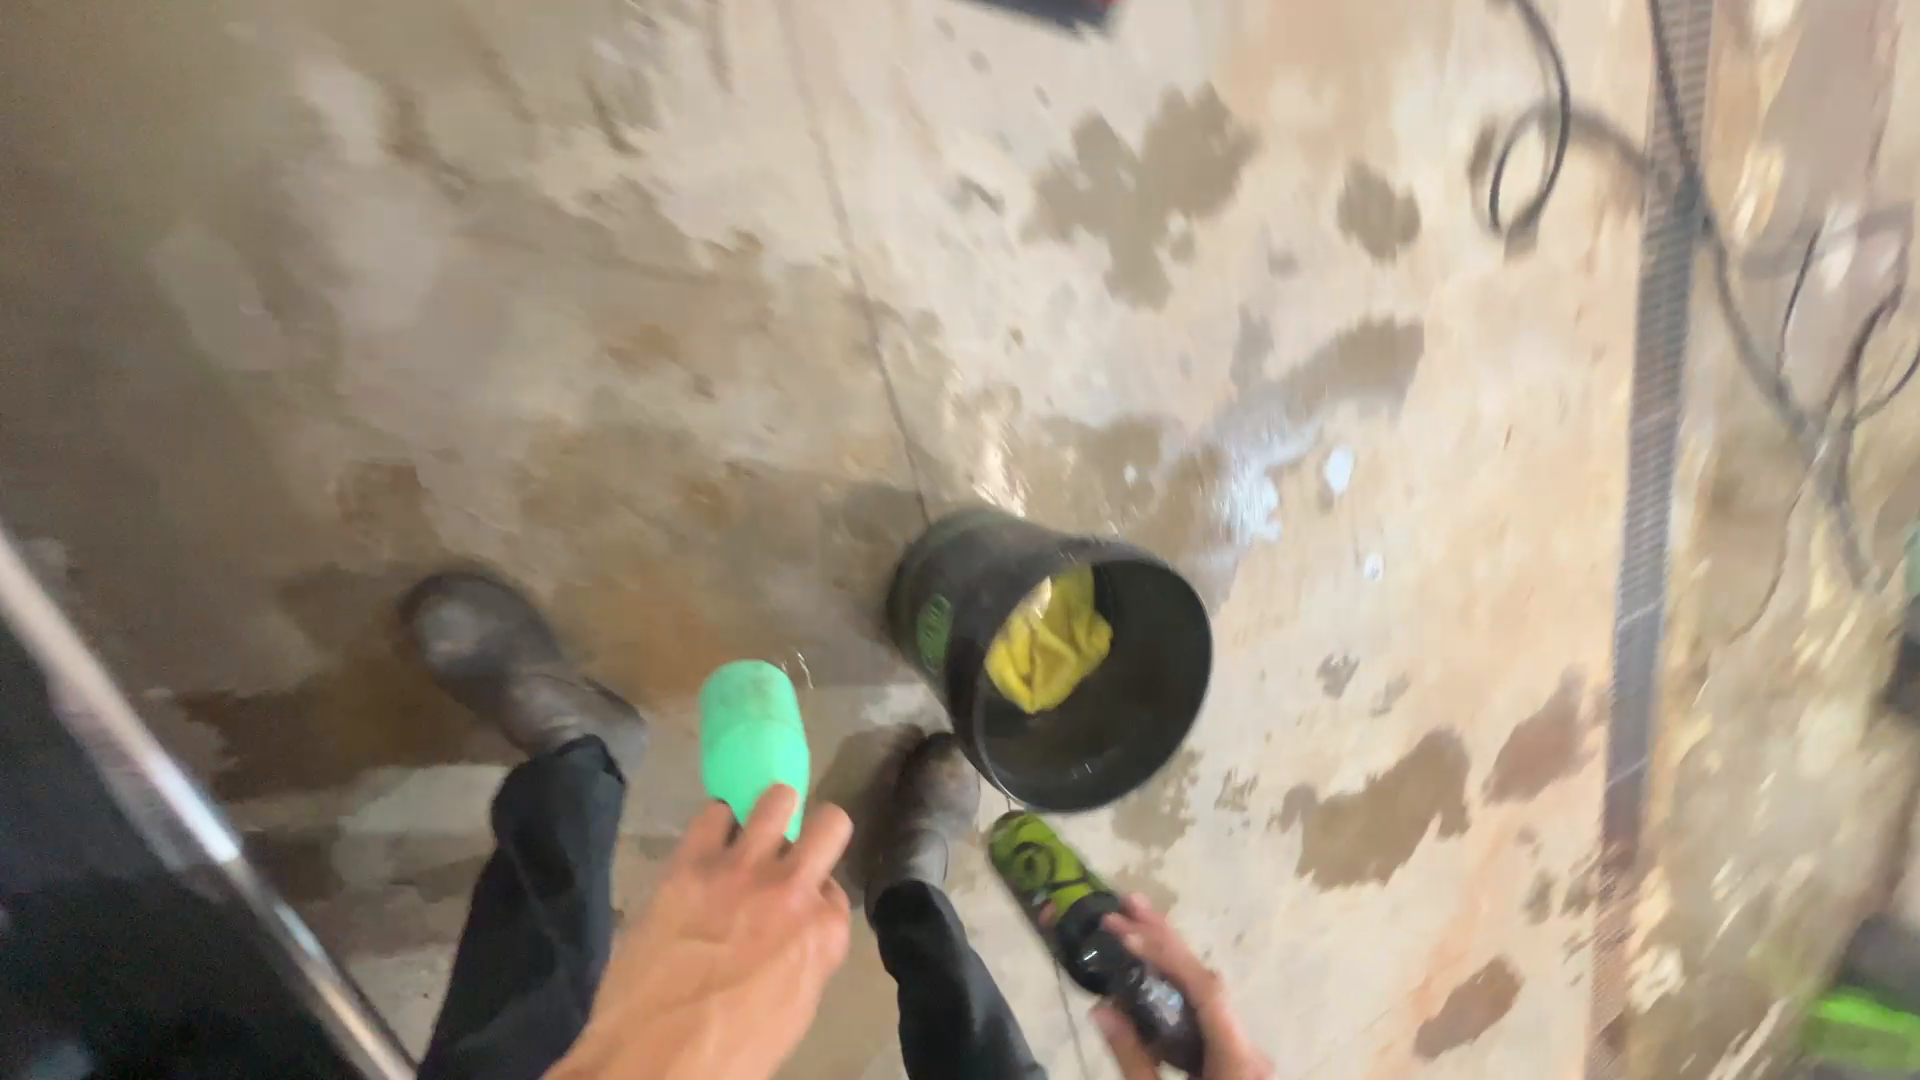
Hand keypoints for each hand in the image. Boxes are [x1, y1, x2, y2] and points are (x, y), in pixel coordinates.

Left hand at [550, 786, 853, 1079]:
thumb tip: (797, 930)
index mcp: (824, 932)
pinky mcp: (692, 864)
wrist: (650, 1066)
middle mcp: (793, 888)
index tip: (797, 904)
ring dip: (770, 811)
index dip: (816, 894)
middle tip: (791, 847)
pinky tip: (709, 840)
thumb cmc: (730, 1054)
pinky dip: (716, 821)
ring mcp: (743, 870)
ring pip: (776, 799)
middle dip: (817, 830)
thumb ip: (807, 955)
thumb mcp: (794, 1011)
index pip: (836, 887)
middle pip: (829, 823)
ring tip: (750, 829)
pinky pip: (713, 813)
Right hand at [1092, 895, 1272, 1079]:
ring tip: (1133, 919)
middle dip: (1165, 939)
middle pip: (1207, 980)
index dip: (1165, 956)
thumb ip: (1134, 1061)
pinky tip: (1151, 967)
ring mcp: (1243, 1056)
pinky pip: (1204, 1013)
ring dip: (1169, 955)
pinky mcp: (1232, 1064)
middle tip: (1126, 903)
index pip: (1205, 990)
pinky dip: (1176, 985)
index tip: (1125, 935)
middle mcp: (1247, 1050)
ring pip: (1207, 992)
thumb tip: (1101, 1008)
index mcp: (1238, 1061)